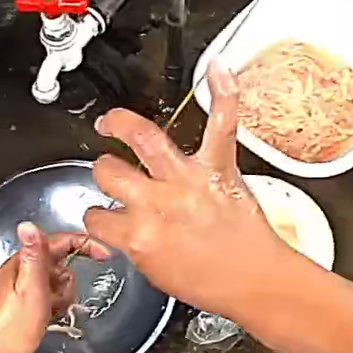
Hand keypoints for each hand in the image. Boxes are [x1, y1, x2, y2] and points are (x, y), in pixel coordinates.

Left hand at [0, 222, 110, 352]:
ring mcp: (23, 286)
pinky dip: (55, 305)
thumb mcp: (30, 288)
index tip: (104, 254)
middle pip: (61, 262)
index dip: (84, 244)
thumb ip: (34, 256)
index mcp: (22, 262)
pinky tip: (48, 317)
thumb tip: (28, 224)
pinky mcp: (25, 302)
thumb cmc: (11, 328)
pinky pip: (50, 296)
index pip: (59, 241)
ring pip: (57, 281)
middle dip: (68, 280)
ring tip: (52, 311)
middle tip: (60, 299)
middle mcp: (21, 270)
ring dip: (62, 295)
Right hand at [82, 65, 303, 317]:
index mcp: (138, 235)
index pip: (96, 217)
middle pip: (109, 172)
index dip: (96, 218)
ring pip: (144, 138)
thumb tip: (124, 227)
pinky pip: (221, 124)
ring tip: (112, 121)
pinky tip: (216, 69)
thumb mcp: (155, 273)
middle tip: (110, 171)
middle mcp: (158, 202)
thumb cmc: (213, 283)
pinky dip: (223, 94)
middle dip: (104, 172)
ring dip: (121, 123)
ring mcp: (188, 180)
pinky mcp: (220, 168)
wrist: (256, 282)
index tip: (103, 218)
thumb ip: (134, 242)